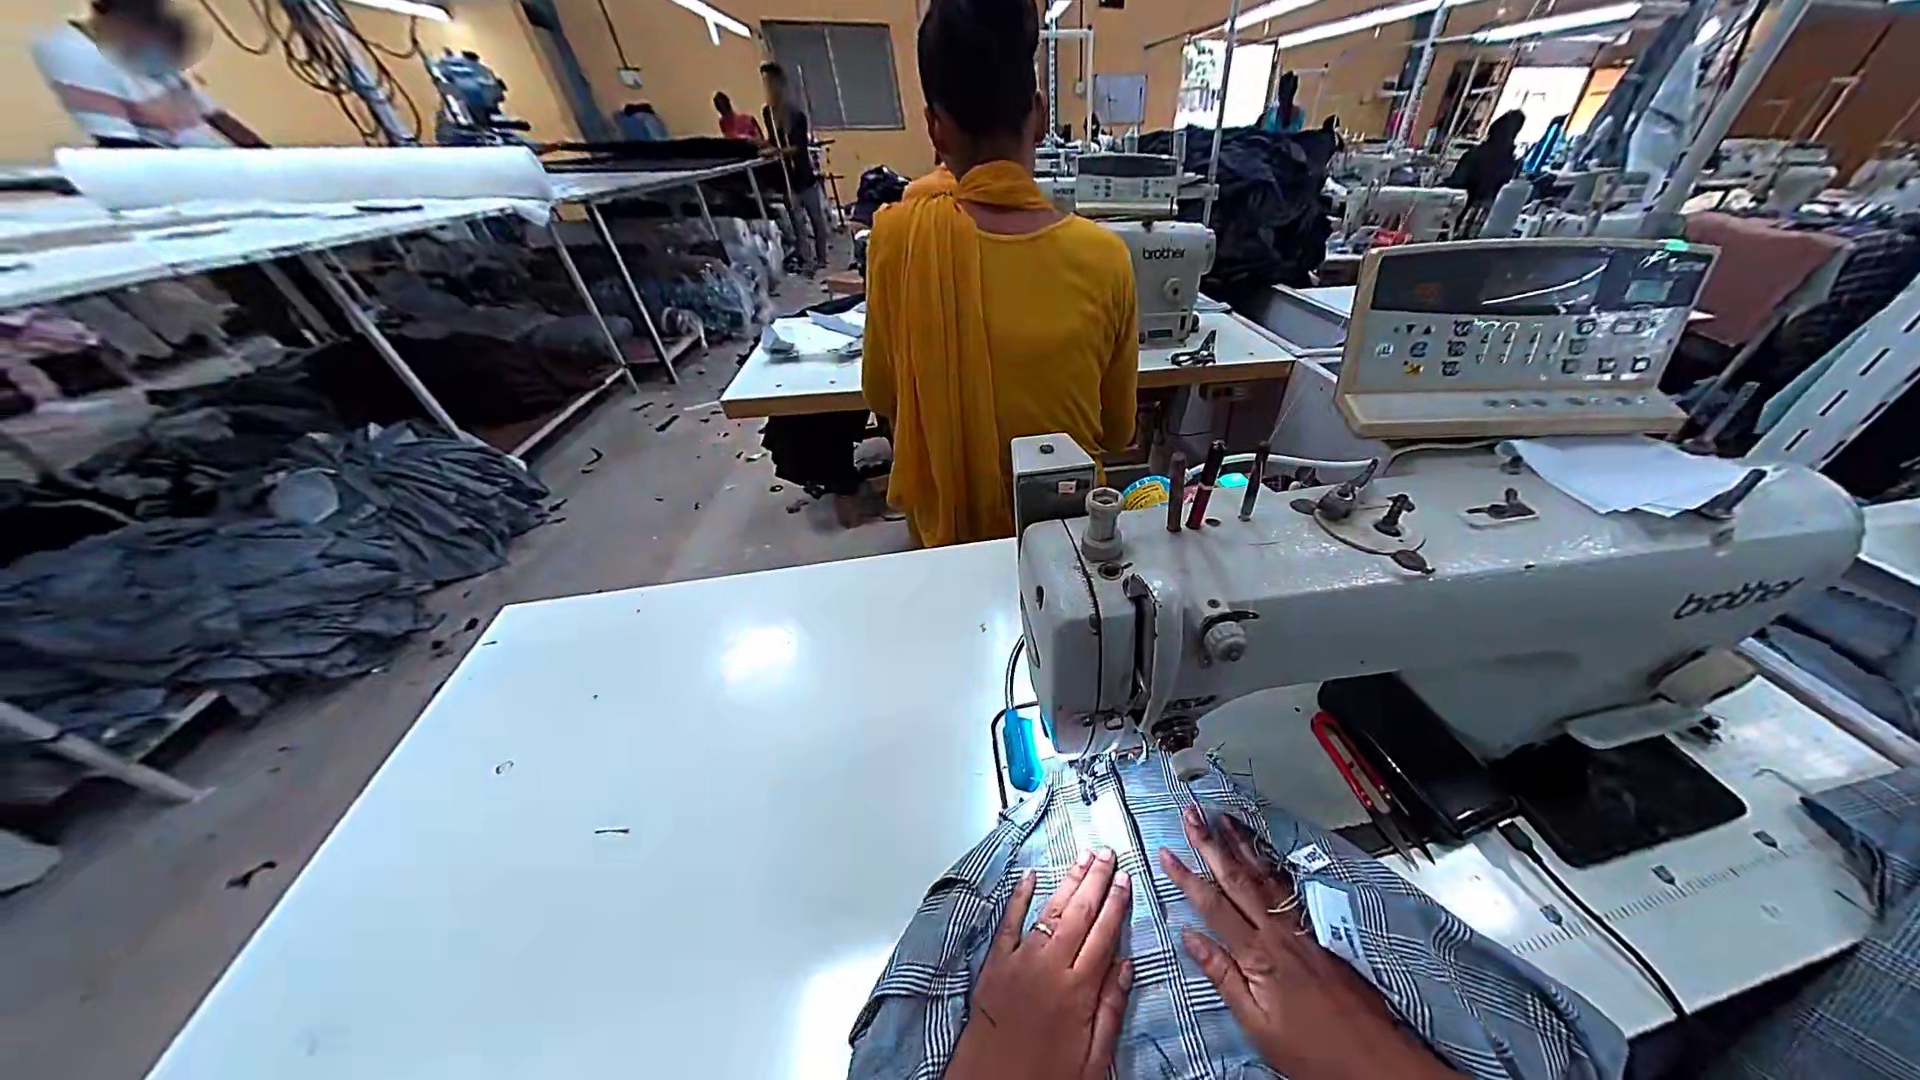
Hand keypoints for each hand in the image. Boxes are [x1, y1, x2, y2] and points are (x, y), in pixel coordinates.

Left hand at [945, 849, 1134, 1079]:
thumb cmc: (1046, 1079)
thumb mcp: (1093, 1060)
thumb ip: (1110, 1009)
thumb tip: (1127, 964)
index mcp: (1078, 990)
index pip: (1104, 935)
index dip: (1117, 904)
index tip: (1125, 878)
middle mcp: (1051, 966)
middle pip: (1080, 913)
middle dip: (1097, 880)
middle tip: (1108, 852)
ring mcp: (1021, 959)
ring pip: (1050, 910)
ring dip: (1069, 881)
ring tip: (1083, 856)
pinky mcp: (996, 960)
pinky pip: (1009, 920)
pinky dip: (1019, 895)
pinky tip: (1030, 874)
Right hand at [1161, 809, 1462, 1079]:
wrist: (1381, 1064)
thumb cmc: (1315, 1054)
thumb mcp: (1259, 1027)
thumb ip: (1223, 976)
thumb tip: (1190, 938)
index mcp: (1258, 955)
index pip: (1212, 905)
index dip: (1186, 877)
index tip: (1167, 853)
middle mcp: (1277, 931)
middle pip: (1236, 878)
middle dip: (1210, 844)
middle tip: (1191, 815)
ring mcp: (1299, 927)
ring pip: (1262, 875)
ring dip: (1239, 844)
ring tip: (1221, 818)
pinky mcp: (1316, 931)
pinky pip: (1285, 886)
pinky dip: (1268, 863)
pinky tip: (1260, 852)